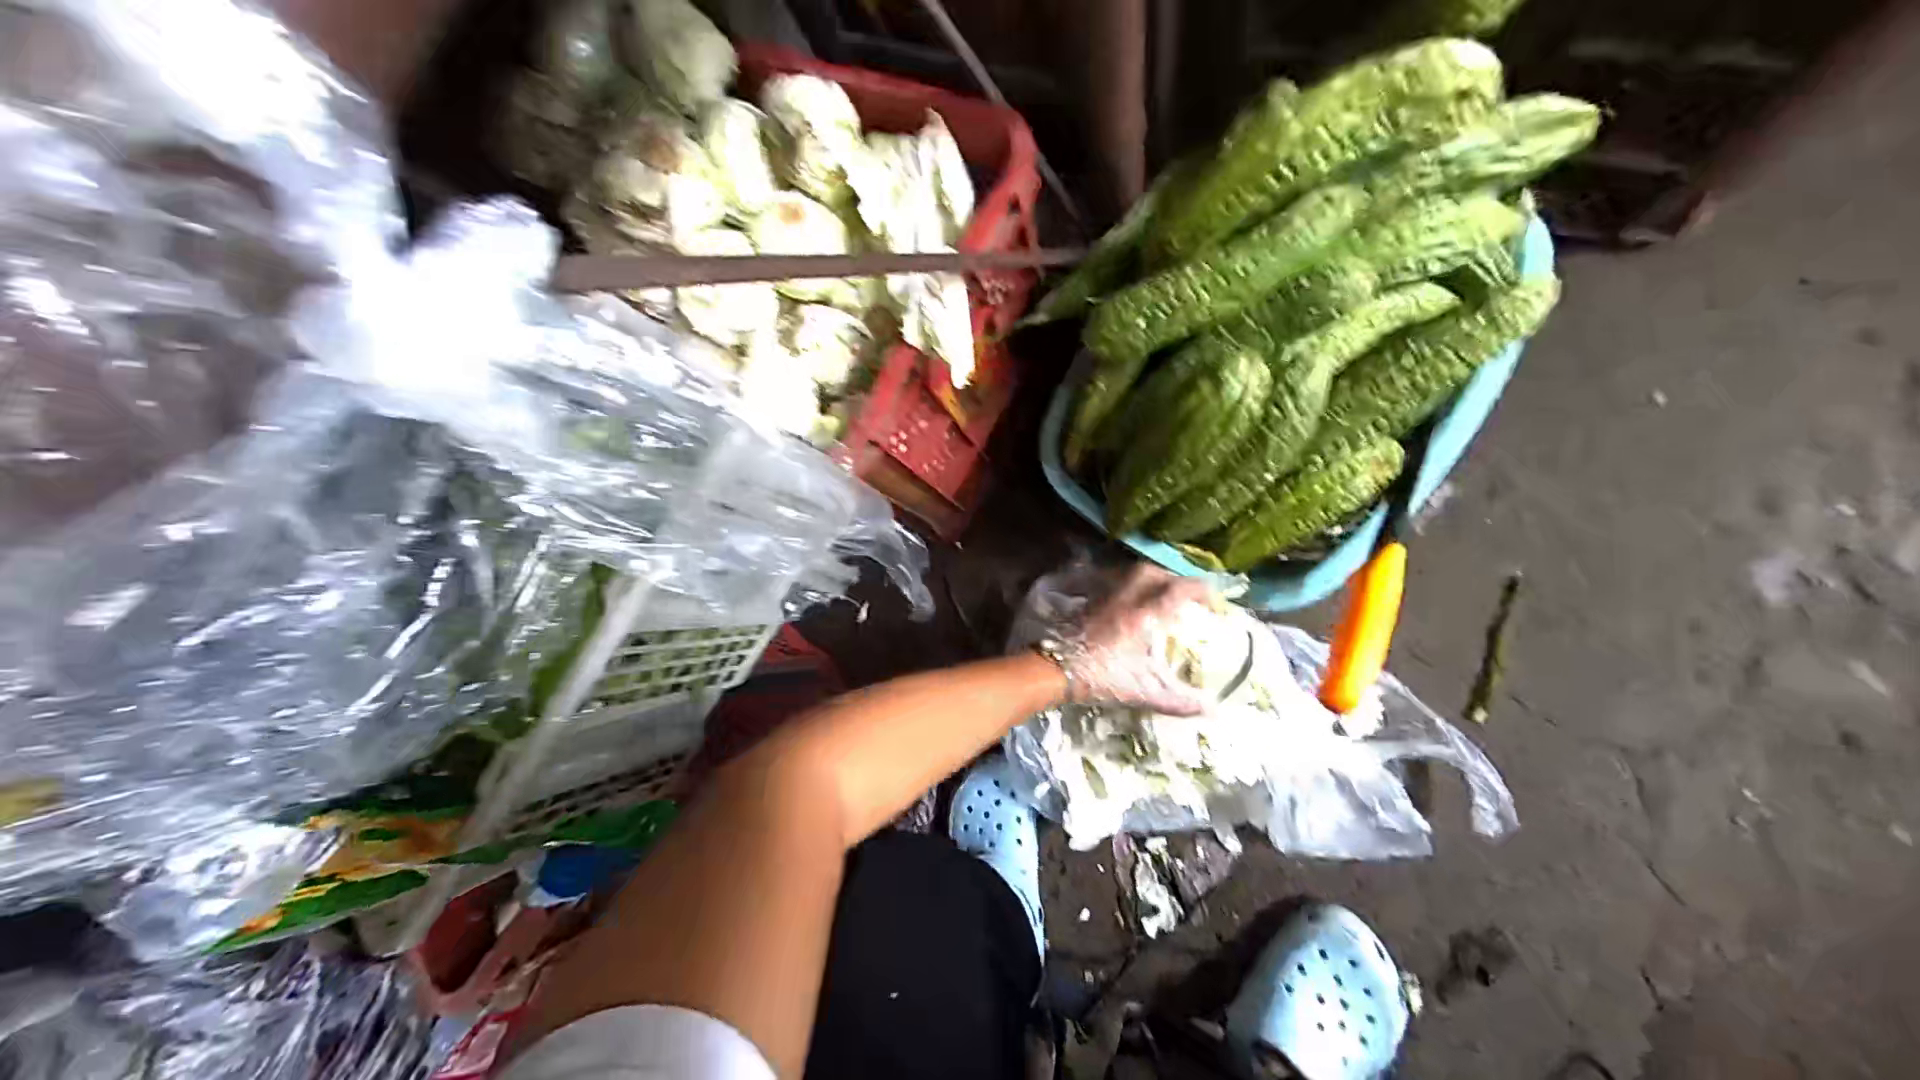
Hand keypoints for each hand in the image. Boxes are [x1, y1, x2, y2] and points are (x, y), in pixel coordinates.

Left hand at [1057, 564, 1215, 715]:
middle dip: (1173, 579)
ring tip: (1158, 594)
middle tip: (1183, 595)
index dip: (1201, 591)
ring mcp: (1102, 595)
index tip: (1212, 601)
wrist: (1053, 669)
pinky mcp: (1086, 599)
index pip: (1179, 590)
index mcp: (1143, 614)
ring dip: (1148, 579)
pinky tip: (1127, 601)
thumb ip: (1178, 700)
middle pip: (1153, 572)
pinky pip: (1110, 581)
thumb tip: (1211, 710)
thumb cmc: (1100, 677)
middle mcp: (1125, 597)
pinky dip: (1125, 585)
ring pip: (1130, 573)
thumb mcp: (1143, 691)